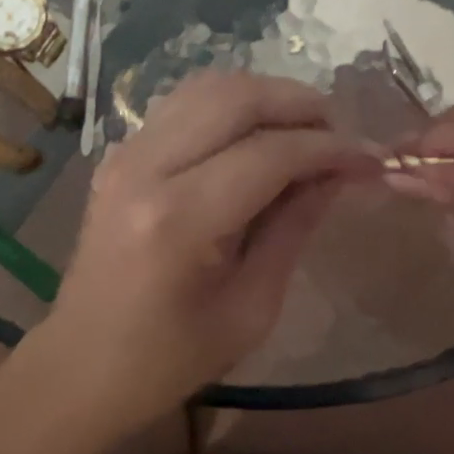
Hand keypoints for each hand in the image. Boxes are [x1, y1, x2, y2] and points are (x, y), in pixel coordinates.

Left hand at [40, 73, 378, 424]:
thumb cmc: (169, 359)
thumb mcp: (251, 308)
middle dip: (297, 103)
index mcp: (178, 218)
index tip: (371, 158)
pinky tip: (255, 134)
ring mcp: (124, 154)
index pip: (269, 153)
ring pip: (205, 88)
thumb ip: (294, 228)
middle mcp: (145, 167)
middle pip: (234, 98)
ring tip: (304, 128)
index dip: (329, 148)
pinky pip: (181, 105)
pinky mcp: (117, 154)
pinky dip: (226, 106)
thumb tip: (338, 173)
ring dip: (262, 96)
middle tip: (339, 131)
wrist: (81, 365)